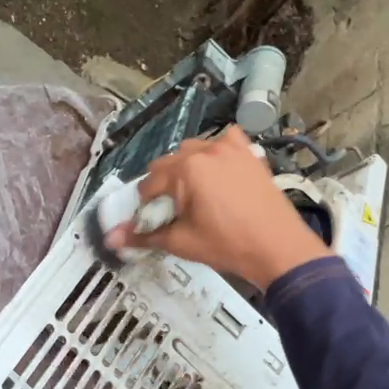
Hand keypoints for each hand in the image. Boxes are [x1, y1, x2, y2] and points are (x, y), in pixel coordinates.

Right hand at [107, 125, 331, 288]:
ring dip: (187, 168)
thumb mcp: (181, 242)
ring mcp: (231, 148)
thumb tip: (111, 239)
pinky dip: (215, 153)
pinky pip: (224, 142)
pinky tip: (218, 173)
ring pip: (193, 150)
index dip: (145, 205)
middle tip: (173, 212)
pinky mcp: (249, 153)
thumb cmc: (227, 245)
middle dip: (164, 185)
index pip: (149, 183)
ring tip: (195, 196)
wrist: (277, 247)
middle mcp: (205, 150)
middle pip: (168, 163)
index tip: (152, 221)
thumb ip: (144, 236)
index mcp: (185, 170)